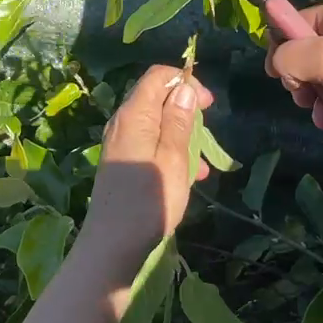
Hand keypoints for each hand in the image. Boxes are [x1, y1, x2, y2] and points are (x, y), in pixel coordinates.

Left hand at [78, 65, 212, 269]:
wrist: (112, 246)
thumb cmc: (149, 201)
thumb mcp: (174, 158)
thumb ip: (179, 121)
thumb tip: (185, 87)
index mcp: (134, 115)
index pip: (158, 76)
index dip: (185, 82)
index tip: (209, 105)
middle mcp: (123, 123)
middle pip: (156, 98)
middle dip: (185, 110)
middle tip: (207, 135)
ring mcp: (120, 144)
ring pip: (156, 124)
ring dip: (182, 135)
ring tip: (203, 161)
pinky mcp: (122, 163)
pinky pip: (150, 144)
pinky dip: (171, 152)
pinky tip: (191, 176)